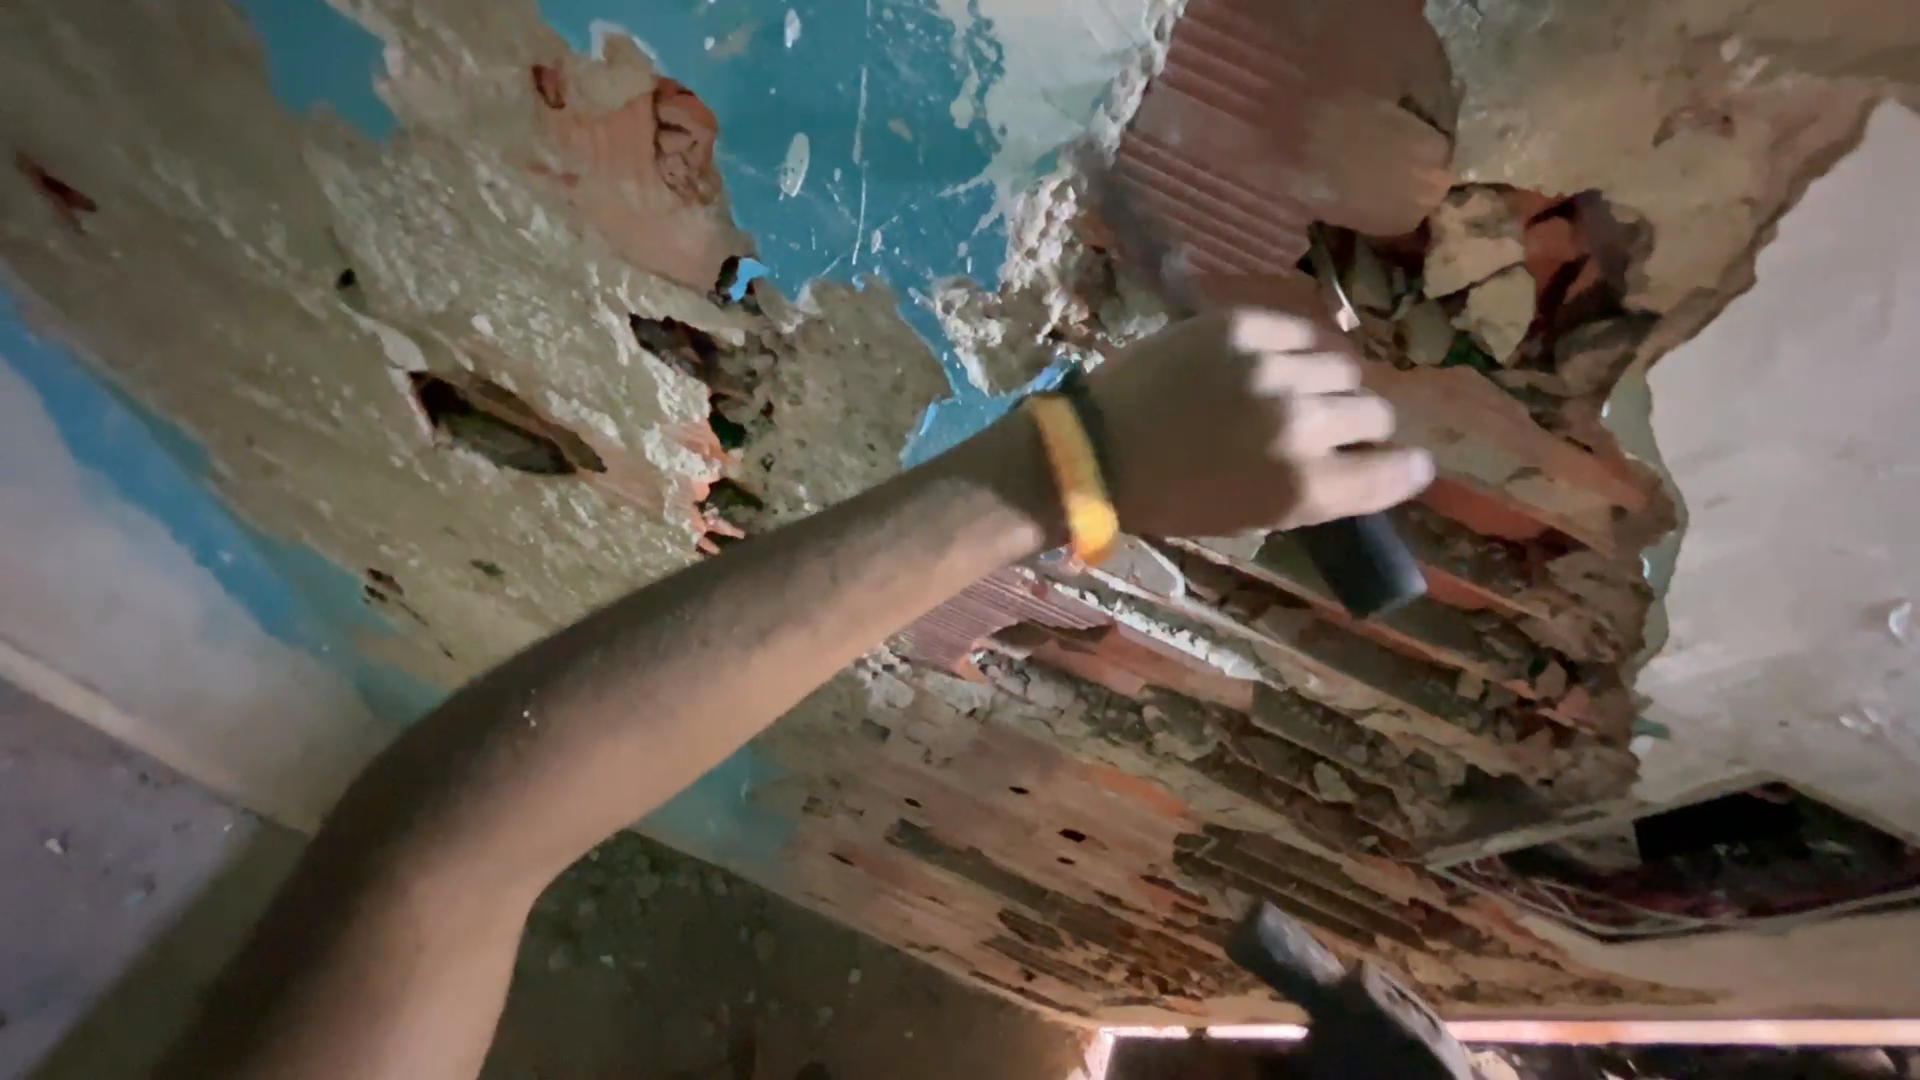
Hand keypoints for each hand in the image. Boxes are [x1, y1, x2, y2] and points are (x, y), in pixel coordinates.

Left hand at [1086, 304, 1432, 537]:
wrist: (1095, 450)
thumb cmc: (1167, 498)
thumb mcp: (1245, 518)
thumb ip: (1311, 492)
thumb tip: (1364, 465)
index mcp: (1300, 487)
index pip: (1395, 472)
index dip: (1404, 468)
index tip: (1402, 462)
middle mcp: (1299, 424)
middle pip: (1375, 412)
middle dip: (1364, 425)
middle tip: (1335, 426)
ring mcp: (1270, 368)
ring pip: (1344, 366)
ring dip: (1330, 384)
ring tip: (1298, 391)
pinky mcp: (1239, 327)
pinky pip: (1300, 331)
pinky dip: (1297, 350)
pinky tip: (1275, 362)